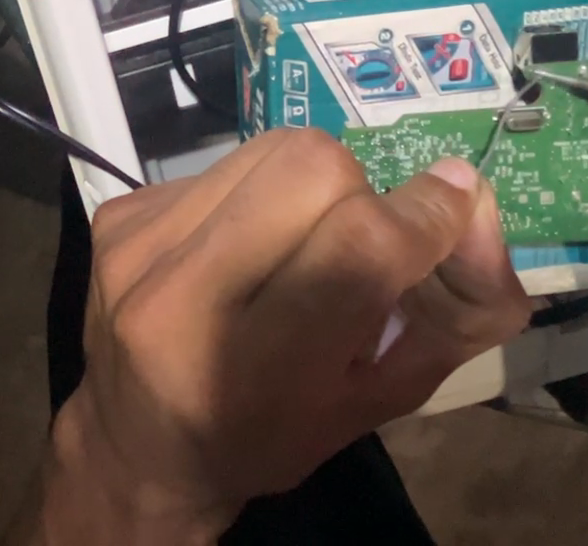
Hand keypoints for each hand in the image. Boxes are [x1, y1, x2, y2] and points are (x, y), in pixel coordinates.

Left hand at [30, 129, 529, 543]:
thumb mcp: (373, 404)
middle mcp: (179, 293)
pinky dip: (252, 189)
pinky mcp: (118, 212)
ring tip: (292, 236)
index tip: (448, 206)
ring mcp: (138, 243)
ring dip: (305, 182)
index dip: (422, 215)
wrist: (135, 439)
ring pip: (267, 149)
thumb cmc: (264, 436)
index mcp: (254, 368)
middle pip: (311, 166)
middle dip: (358, 193)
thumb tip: (469, 194)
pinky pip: (218, 163)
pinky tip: (238, 240)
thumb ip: (449, 314)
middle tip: (350, 238)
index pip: (356, 243)